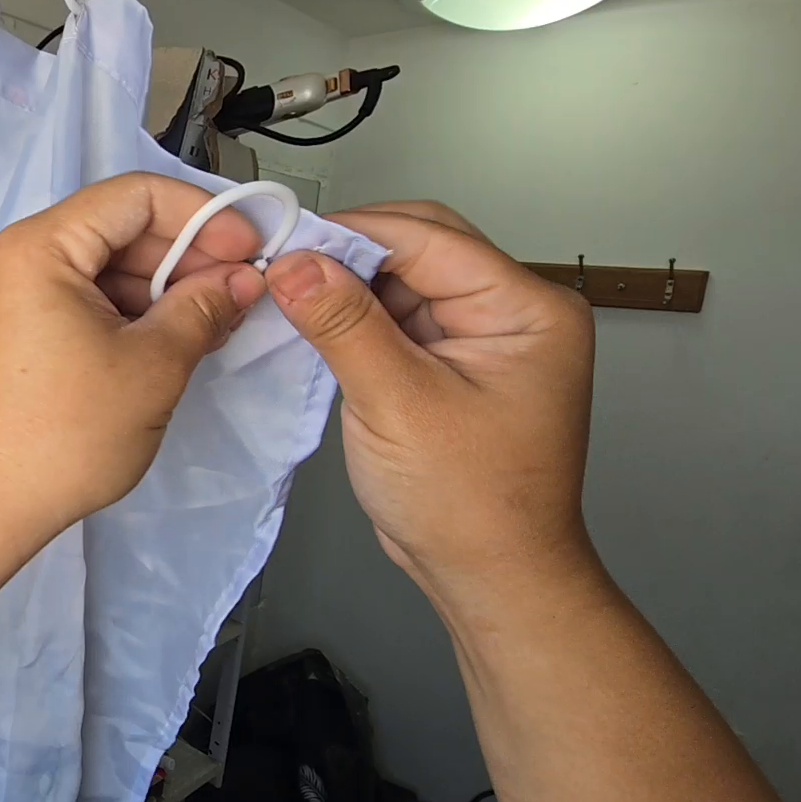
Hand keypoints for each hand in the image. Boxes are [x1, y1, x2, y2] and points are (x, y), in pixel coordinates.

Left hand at [0, 173, 267, 551]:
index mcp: (35, 248)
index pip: (133, 196)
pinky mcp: (0, 330)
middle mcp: (6, 257)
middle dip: (181, 258)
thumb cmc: (67, 434)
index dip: (202, 216)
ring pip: (93, 267)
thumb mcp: (153, 366)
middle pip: (111, 230)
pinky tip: (161, 340)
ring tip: (207, 325)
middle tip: (236, 296)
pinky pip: (69, 298)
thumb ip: (203, 307)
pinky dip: (117, 312)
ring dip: (154, 289)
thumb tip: (241, 280)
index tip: (249, 253)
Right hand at [263, 201, 596, 604]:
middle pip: (415, 248)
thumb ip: (343, 326)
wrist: (483, 569)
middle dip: (344, 252)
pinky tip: (303, 322)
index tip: (279, 244)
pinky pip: (383, 318)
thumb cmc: (462, 496)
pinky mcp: (435, 362)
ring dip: (338, 284)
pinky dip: (342, 316)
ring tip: (279, 292)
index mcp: (523, 309)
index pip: (428, 238)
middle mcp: (504, 311)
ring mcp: (469, 338)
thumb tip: (292, 264)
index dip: (350, 232)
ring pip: (393, 281)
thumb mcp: (397, 402)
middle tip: (277, 266)